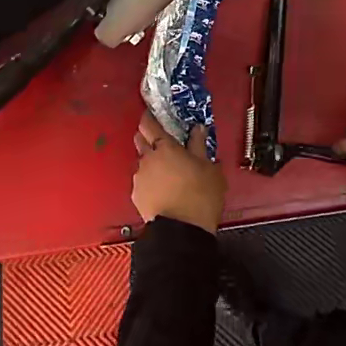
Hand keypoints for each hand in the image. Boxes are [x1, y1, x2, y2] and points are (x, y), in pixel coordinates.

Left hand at [132, 112, 225, 232]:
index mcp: (164, 147)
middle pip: (139, 139)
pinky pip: (141, 181)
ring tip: (166, 172)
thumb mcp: (209, 168)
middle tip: (162, 142)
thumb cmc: (200, 194)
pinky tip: (162, 190)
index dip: (148, 117)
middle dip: (147, 137)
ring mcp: (139, 177)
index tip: (152, 115)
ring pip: (141, 162)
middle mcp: (147, 158)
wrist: (182, 230)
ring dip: (150, 162)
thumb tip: (198, 129)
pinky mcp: (136, 195)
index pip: (148, 123)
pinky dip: (149, 181)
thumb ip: (199, 146)